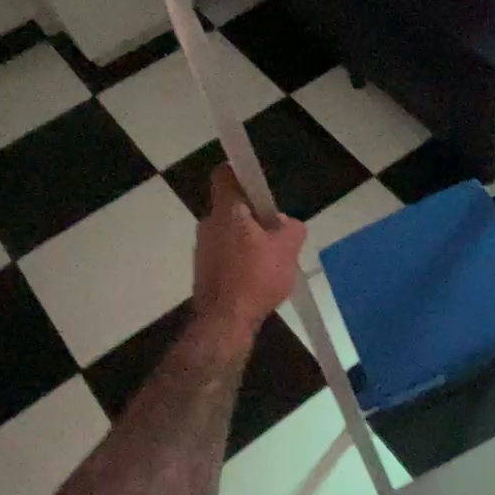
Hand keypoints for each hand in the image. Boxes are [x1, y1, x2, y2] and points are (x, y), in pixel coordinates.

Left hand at [192, 165, 305, 337]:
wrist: (225, 321)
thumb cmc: (256, 278)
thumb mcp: (288, 250)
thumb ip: (292, 229)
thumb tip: (286, 224)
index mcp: (228, 211)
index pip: (225, 175)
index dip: (240, 173)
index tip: (257, 187)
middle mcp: (209, 224)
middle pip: (232, 208)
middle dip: (254, 218)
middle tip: (276, 235)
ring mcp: (202, 248)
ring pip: (229, 233)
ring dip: (247, 242)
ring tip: (269, 264)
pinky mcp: (202, 270)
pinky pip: (224, 255)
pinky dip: (239, 262)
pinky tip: (255, 281)